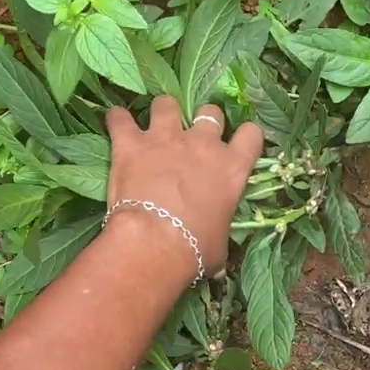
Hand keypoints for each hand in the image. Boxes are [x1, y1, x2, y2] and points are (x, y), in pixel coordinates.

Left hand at [105, 97, 264, 283]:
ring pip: (167, 104)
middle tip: (194, 138)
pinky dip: (117, 119)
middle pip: (210, 113)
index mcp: (232, 168)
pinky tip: (116, 123)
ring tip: (156, 124)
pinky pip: (119, 118)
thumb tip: (217, 265)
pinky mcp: (131, 143)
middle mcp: (203, 144)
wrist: (156, 242)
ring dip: (162, 112)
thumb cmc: (195, 249)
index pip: (252, 135)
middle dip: (203, 121)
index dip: (246, 137)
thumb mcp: (219, 247)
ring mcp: (165, 138)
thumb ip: (219, 242)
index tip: (238, 144)